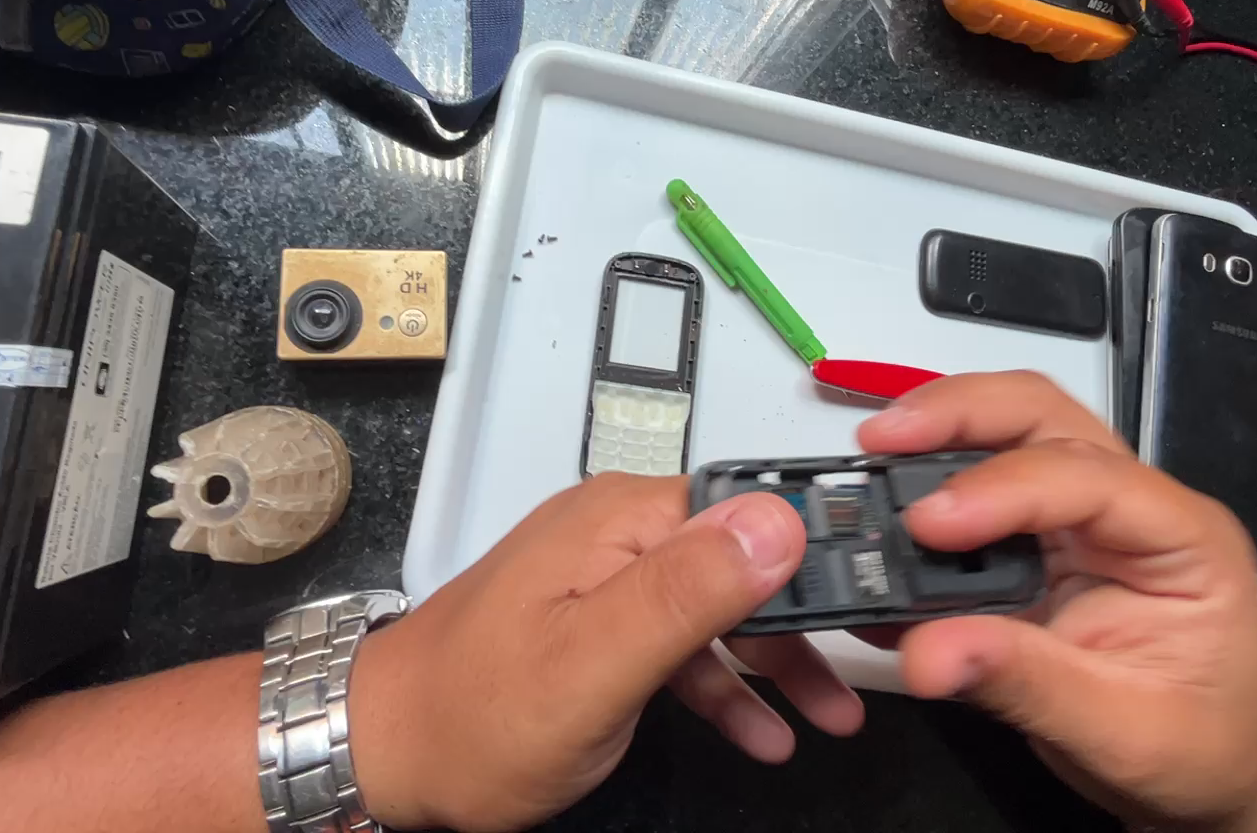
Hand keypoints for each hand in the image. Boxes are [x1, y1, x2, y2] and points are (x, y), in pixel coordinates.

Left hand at [346, 472, 864, 832]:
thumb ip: (686, 592)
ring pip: (713, 603)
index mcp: (620, 519)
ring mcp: (606, 572)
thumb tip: (777, 521)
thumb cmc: (481, 713)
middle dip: (800, 616)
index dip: (811, 551)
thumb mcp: (594, 663)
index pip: (741, 509)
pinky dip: (719, 678)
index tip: (866, 602)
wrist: (390, 747)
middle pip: (734, 557)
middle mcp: (616, 529)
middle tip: (862, 667)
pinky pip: (675, 636)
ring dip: (771, 658)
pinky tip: (759, 729)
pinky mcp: (598, 613)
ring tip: (829, 713)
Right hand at [858, 371, 1256, 832]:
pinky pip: (980, 450)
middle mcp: (1129, 496)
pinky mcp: (1034, 509)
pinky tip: (889, 467)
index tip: (925, 526)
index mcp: (1180, 539)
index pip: (1086, 478)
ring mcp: (1078, 496)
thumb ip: (1023, 684)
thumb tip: (924, 653)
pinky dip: (929, 448)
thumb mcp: (1119, 731)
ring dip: (937, 417)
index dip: (999, 489)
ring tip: (874, 446)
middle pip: (1043, 411)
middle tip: (881, 438)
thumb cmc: (1184, 743)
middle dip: (956, 411)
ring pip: (1008, 413)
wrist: (1195, 757)